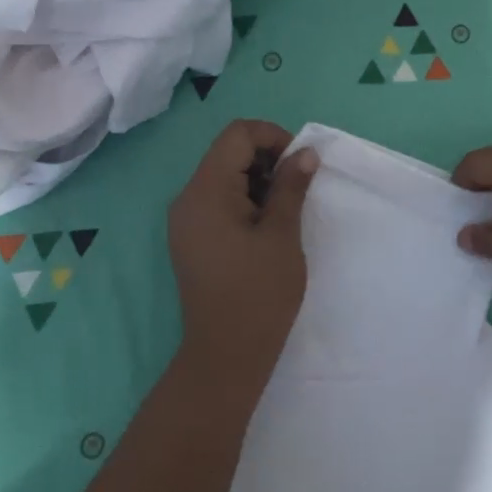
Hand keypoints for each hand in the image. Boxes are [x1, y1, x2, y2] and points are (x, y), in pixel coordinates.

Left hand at [167, 120, 317, 377]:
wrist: (226, 356)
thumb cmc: (259, 293)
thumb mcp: (282, 235)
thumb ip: (291, 187)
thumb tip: (305, 153)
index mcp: (206, 192)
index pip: (237, 134)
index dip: (273, 137)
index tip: (300, 165)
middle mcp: (188, 198)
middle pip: (228, 152)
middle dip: (267, 159)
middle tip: (297, 190)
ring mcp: (186, 220)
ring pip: (224, 176)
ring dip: (258, 182)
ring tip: (284, 214)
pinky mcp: (192, 239)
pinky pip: (218, 201)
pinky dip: (245, 201)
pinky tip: (266, 229)